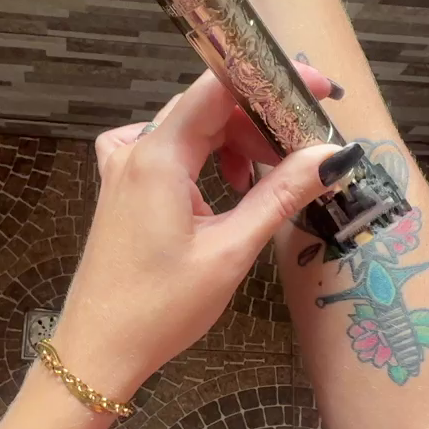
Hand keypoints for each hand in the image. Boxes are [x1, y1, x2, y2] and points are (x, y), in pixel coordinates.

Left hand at [49, 69, 362, 398]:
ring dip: (231, 144)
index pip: (217, 86)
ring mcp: (121, 170)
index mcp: (158, 157)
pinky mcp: (120, 191)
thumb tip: (331, 156)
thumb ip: (279, 196)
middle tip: (298, 154)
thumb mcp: (230, 252)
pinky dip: (199, 159)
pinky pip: (165, 152)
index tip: (316, 90)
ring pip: (188, 129)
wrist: (98, 350)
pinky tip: (215, 188)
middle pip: (206, 108)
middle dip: (257, 122)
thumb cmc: (160, 308)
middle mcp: (134, 151)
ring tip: (259, 182)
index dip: (270, 78)